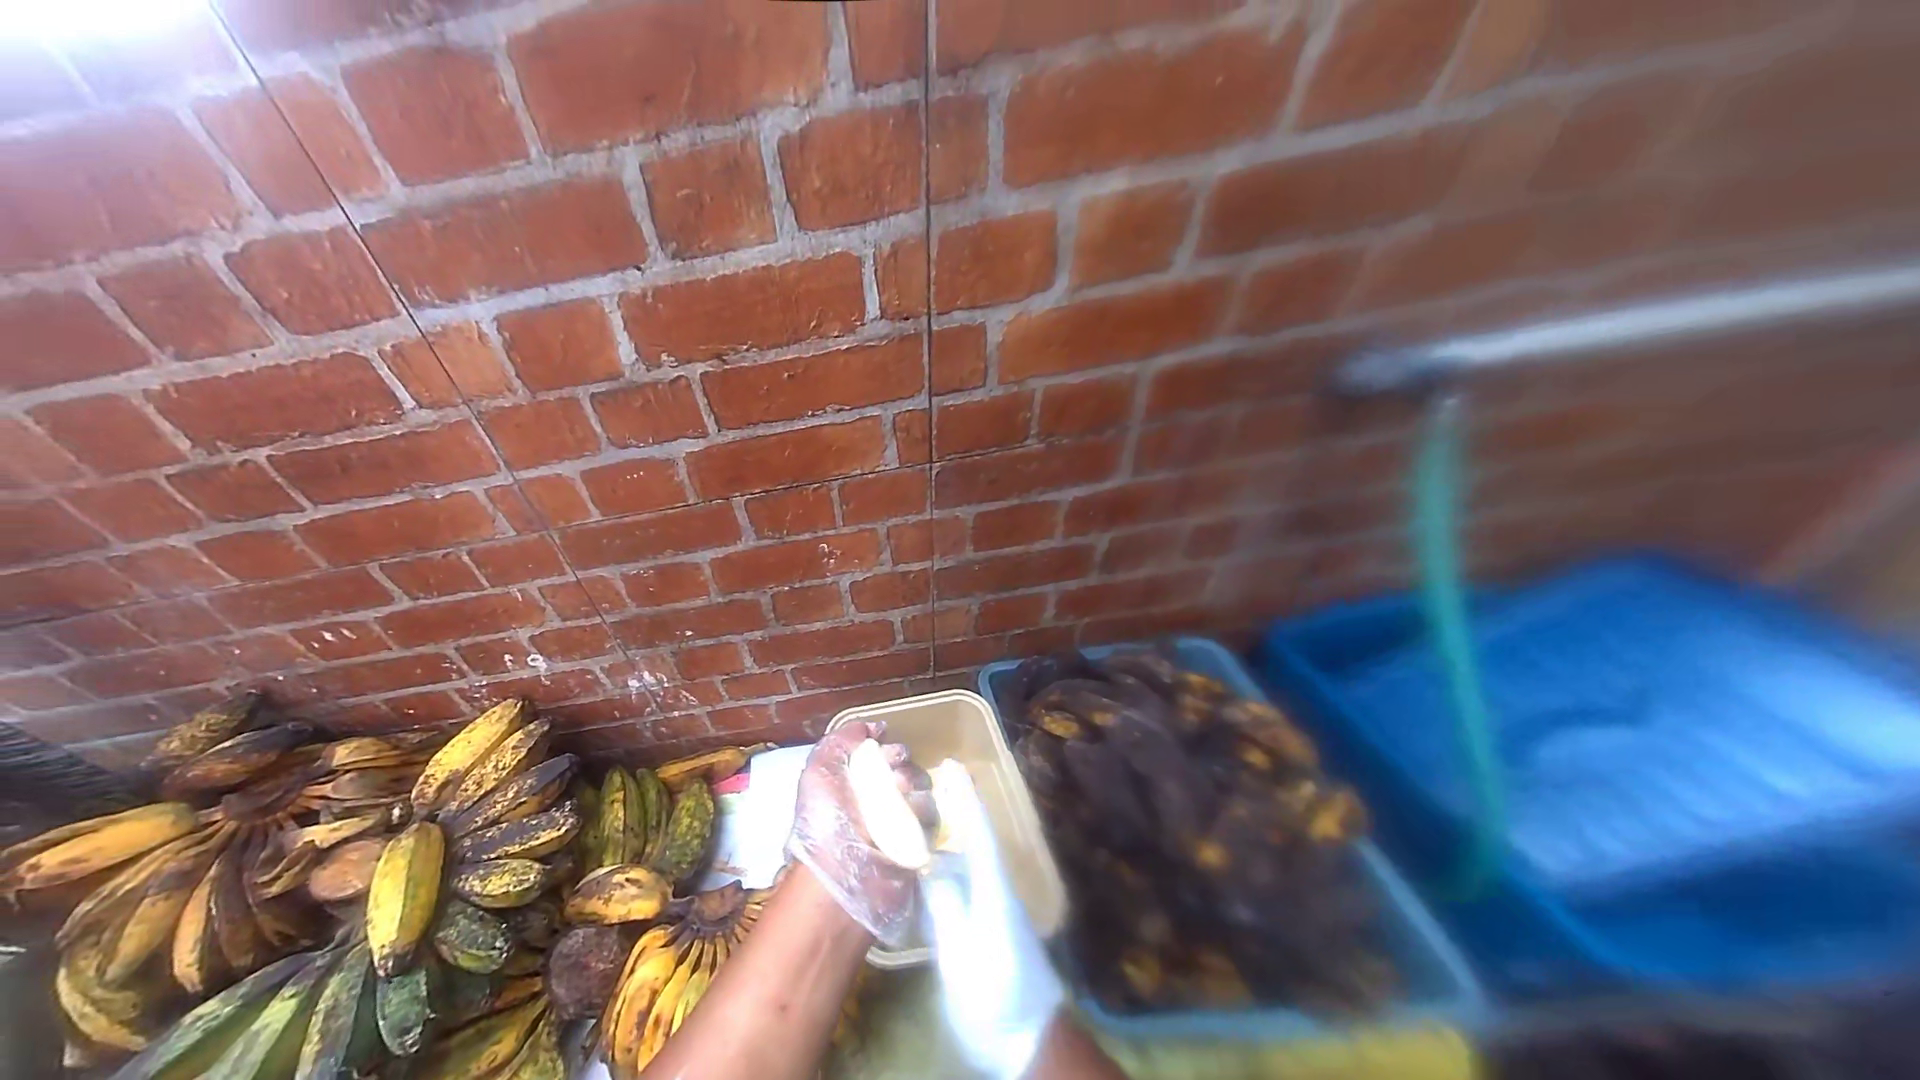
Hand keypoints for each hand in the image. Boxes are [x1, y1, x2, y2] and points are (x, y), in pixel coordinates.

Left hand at [783, 721, 922, 945]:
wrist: (841, 877)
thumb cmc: (825, 822)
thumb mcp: (819, 771)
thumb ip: (842, 740)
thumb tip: (874, 727)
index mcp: (853, 781)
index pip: (880, 751)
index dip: (883, 746)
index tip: (881, 749)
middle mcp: (877, 798)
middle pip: (905, 764)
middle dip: (901, 763)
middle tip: (891, 778)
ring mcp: (899, 820)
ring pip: (922, 786)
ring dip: (912, 787)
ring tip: (898, 802)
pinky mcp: (917, 841)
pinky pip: (932, 814)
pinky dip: (922, 813)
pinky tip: (909, 821)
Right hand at [922, 762, 1065, 1079]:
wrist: (1031, 1041)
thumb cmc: (996, 997)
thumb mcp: (963, 956)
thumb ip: (946, 909)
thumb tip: (931, 865)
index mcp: (992, 891)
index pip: (979, 833)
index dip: (965, 798)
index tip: (953, 766)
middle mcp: (995, 891)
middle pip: (973, 840)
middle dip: (952, 809)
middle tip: (923, 783)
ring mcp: (993, 910)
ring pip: (966, 863)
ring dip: (946, 838)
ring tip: (915, 818)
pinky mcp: (988, 927)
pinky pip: (963, 886)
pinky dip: (943, 869)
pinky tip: (924, 871)